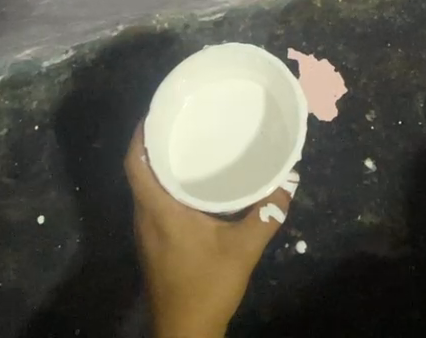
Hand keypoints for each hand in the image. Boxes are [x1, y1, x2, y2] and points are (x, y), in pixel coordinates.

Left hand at [125, 123, 295, 337]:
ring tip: (186, 141)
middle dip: (153, 142)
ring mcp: (146, 233)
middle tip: (180, 118)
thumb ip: (267, 213)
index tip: (157, 110)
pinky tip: (189, 181)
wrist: (186, 335)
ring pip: (144, 187)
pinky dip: (164, 184)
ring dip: (158, 164)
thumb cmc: (207, 286)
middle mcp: (145, 217)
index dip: (140, 134)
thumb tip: (289, 179)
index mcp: (158, 210)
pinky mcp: (153, 245)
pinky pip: (152, 202)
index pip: (135, 163)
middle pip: (138, 170)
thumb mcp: (244, 248)